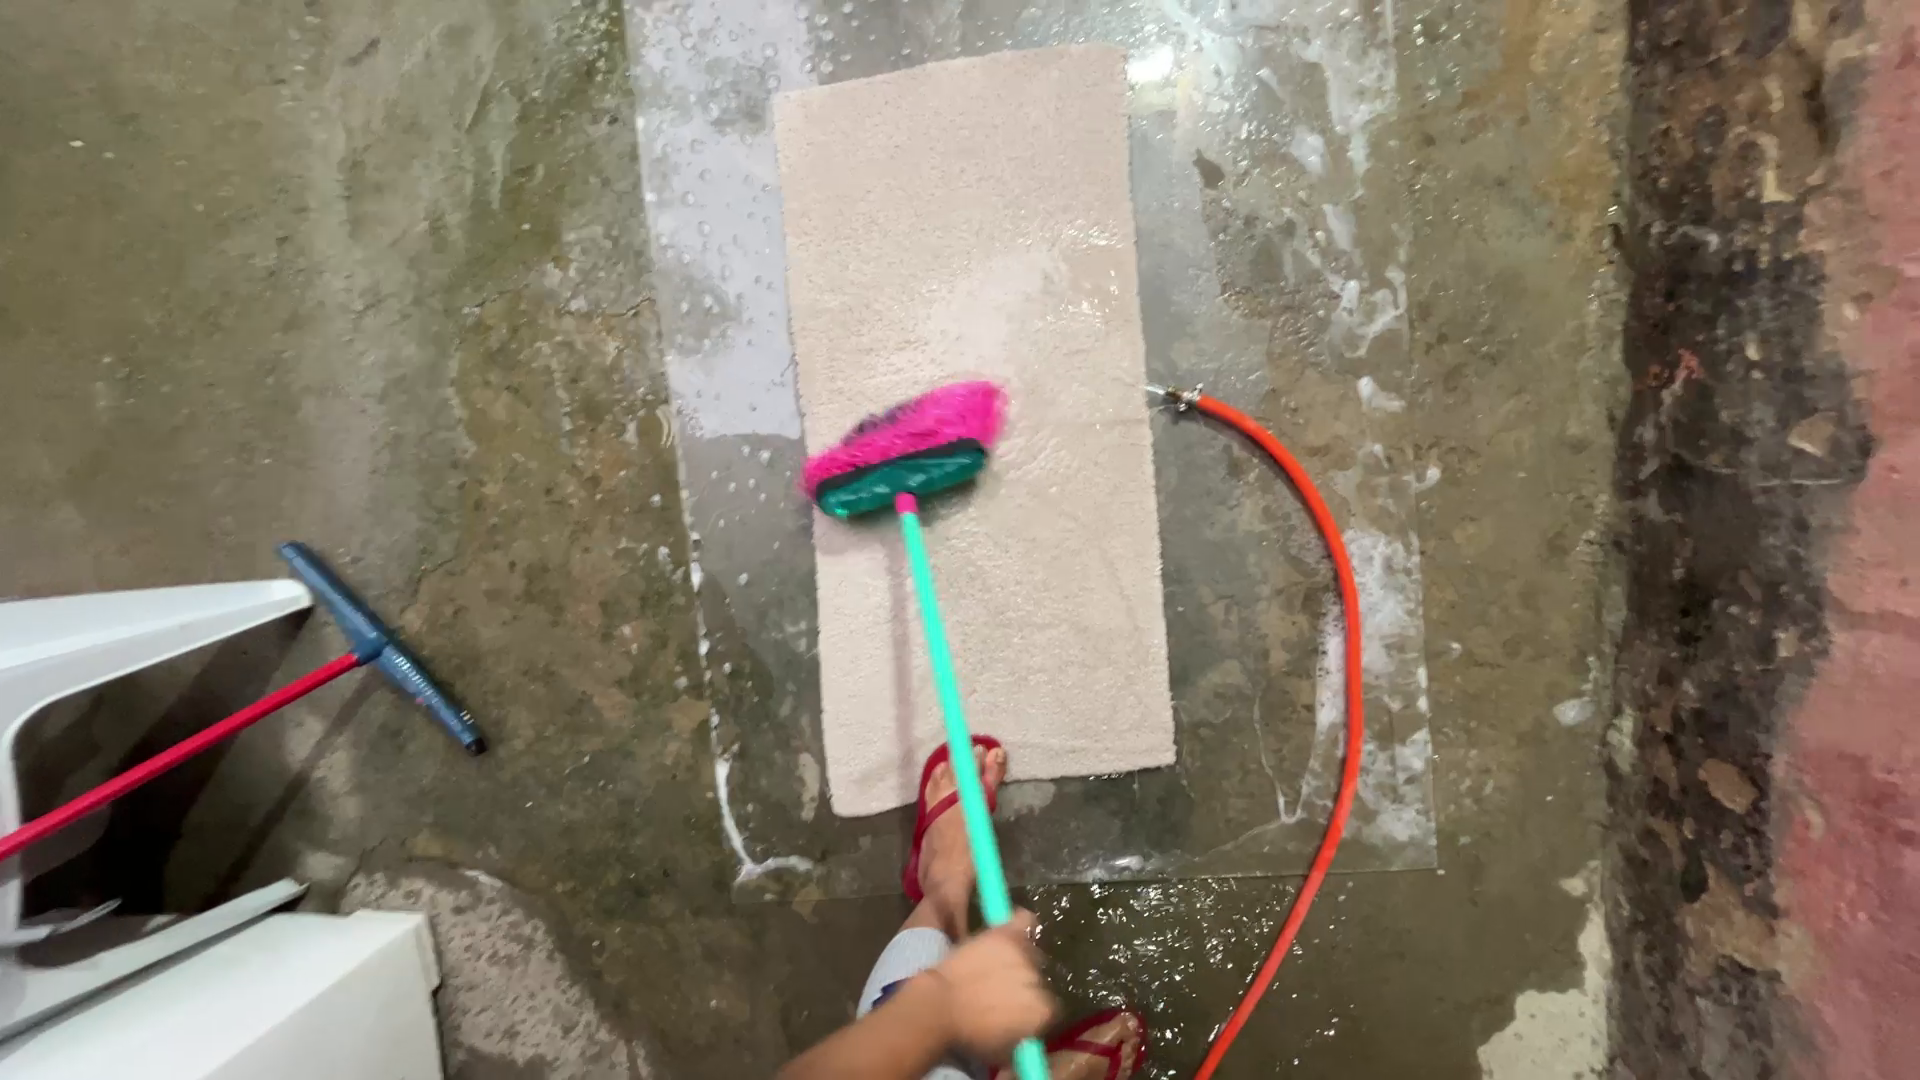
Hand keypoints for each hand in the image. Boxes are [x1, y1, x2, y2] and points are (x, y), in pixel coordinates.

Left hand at [924, 910, 1056, 1058]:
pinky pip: (1025, 921)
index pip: (1049, 1006)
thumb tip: (1031, 1027)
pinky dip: (1022, 923)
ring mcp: (1023, 955)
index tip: (1019, 1008)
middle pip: (1039, 977)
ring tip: (999, 961)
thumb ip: (1026, 1034)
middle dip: (1025, 983)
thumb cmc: (970, 1034)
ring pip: (1031, 950)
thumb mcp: (1005, 1049)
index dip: (1033, 1007)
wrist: (941, 1006)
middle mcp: (1038, 981)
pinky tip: (1015, 928)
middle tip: (1003, 986)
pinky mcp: (1006, 935)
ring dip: (1020, 956)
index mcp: (1041, 1011)